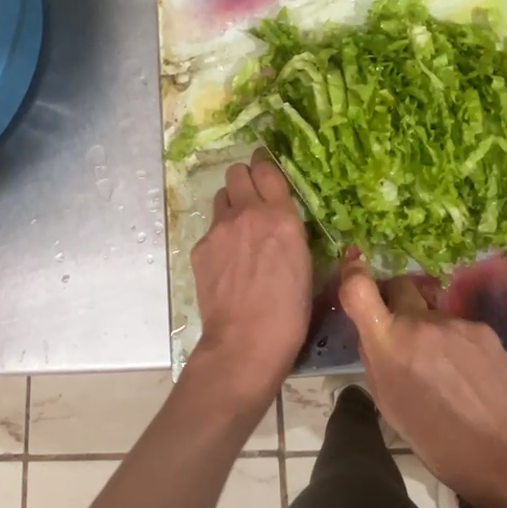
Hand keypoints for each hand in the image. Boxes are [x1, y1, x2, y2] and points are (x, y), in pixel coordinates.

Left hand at [187, 152, 312, 409]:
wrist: (245, 342)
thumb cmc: (289, 312)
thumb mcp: (306, 265)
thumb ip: (292, 233)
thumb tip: (286, 222)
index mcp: (280, 216)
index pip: (266, 168)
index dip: (265, 165)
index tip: (267, 171)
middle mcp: (247, 213)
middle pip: (237, 172)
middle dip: (245, 179)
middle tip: (253, 198)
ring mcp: (219, 229)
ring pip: (221, 197)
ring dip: (232, 204)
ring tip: (240, 229)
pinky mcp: (200, 248)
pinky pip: (211, 229)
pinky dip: (220, 236)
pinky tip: (228, 261)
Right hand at [339, 253, 506, 499]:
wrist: (496, 449)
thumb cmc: (430, 435)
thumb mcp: (386, 399)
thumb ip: (376, 356)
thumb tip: (375, 334)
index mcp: (388, 342)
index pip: (359, 288)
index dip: (353, 272)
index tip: (354, 264)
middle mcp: (418, 321)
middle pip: (399, 285)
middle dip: (395, 299)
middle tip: (401, 327)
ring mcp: (453, 321)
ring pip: (431, 311)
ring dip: (429, 328)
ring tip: (443, 366)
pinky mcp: (481, 328)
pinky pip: (458, 326)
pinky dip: (455, 341)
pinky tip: (466, 371)